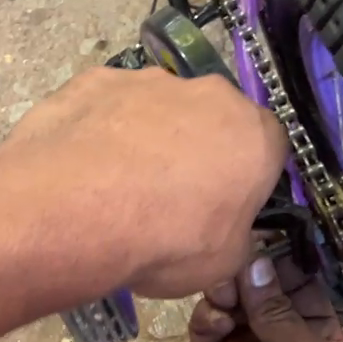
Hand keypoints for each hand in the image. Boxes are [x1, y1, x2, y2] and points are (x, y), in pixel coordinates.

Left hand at [7, 67, 287, 297]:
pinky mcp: (95, 79)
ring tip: (113, 185)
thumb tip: (229, 231)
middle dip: (195, 150)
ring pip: (156, 108)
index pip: (267, 148)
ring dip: (145, 137)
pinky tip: (79, 166)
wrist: (75, 211)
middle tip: (167, 196)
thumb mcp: (223, 262)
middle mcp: (208, 94)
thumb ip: (236, 236)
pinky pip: (107, 106)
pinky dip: (99, 130)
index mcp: (254, 135)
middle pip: (211, 120)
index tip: (223, 204)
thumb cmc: (166, 241)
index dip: (245, 177)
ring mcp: (148, 80)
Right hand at [188, 256, 342, 341]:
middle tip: (237, 251)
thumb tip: (256, 262)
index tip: (266, 228)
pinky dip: (209, 314)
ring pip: (229, 301)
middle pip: (259, 285)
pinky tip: (216, 316)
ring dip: (227, 287)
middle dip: (250, 267)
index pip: (298, 281)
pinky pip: (205, 327)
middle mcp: (277, 334)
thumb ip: (279, 311)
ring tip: (225, 285)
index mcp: (316, 331)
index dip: (283, 258)